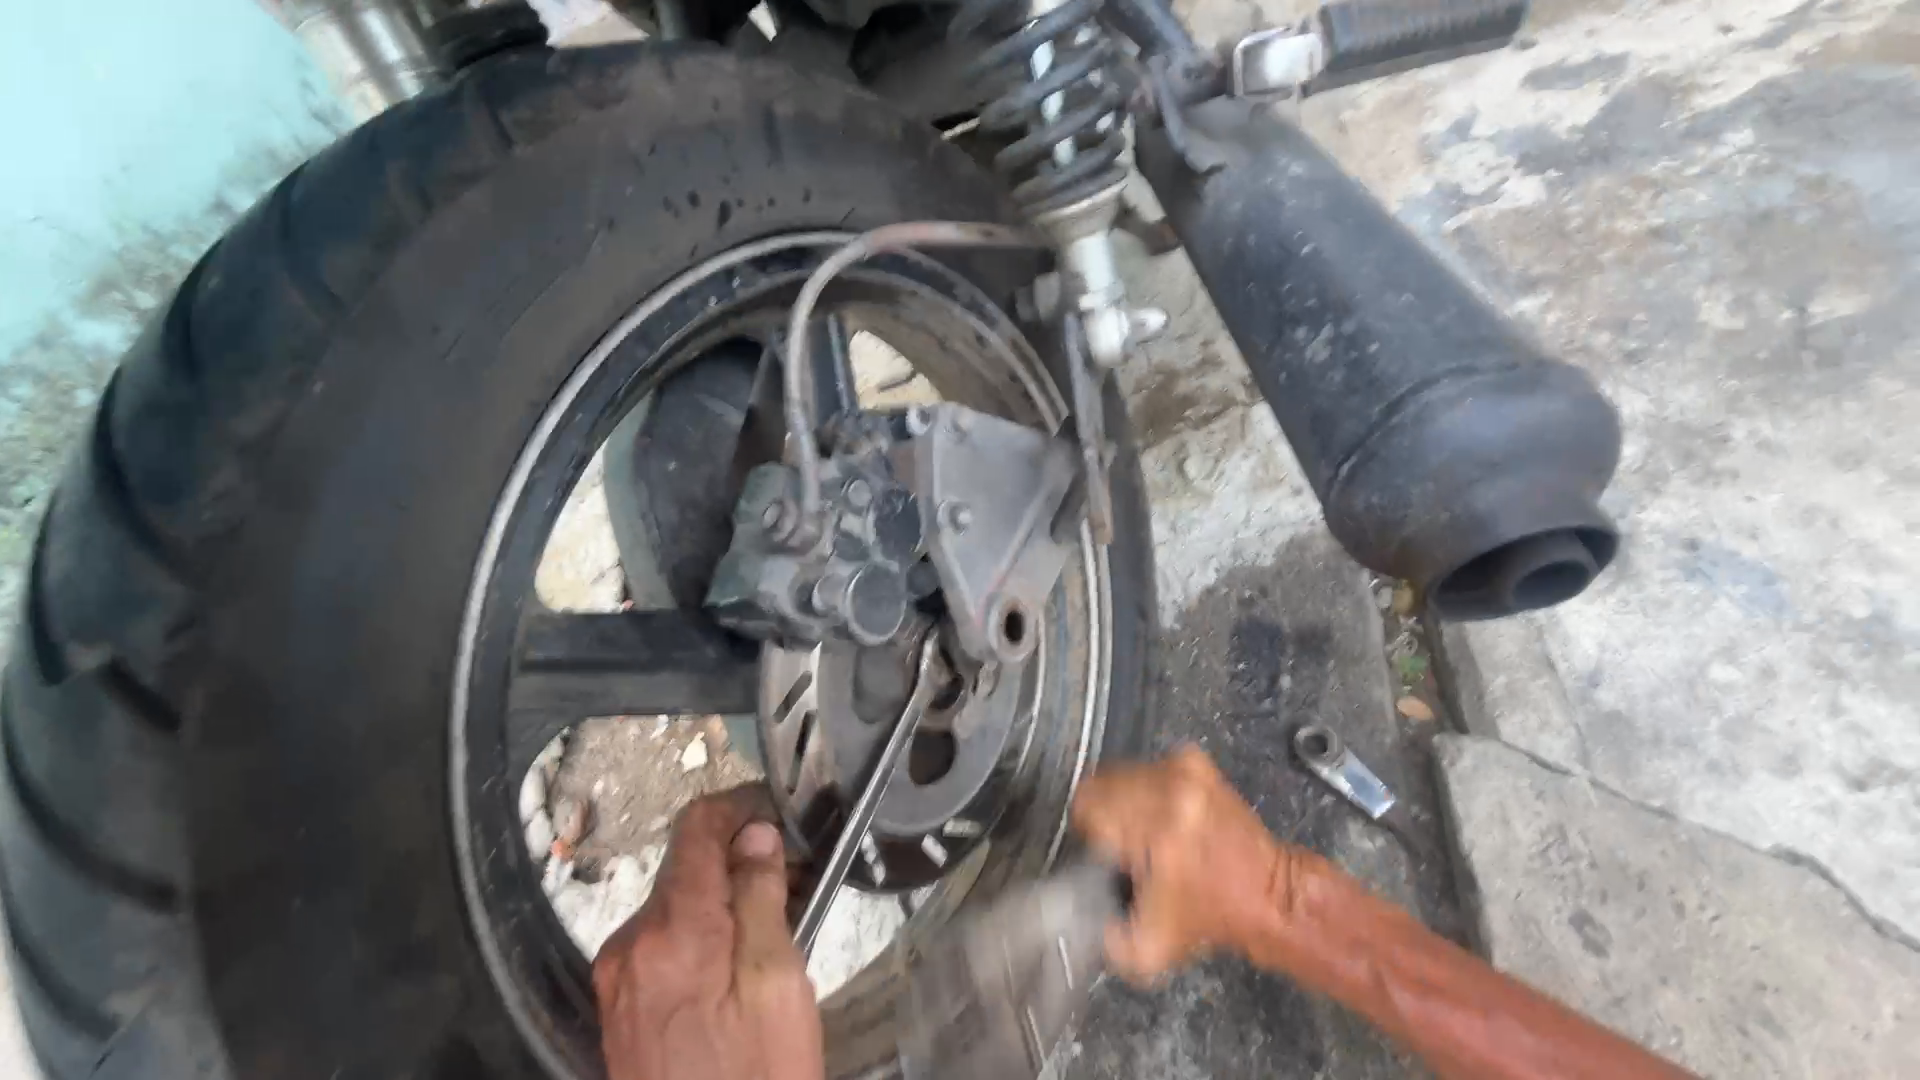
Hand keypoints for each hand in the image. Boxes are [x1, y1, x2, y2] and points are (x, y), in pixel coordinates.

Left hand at [593, 786, 823, 1079]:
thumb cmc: (758, 1075)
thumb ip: (762, 897)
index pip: (697, 827)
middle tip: (798, 874)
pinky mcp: (620, 1002)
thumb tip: (753, 831)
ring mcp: (619, 975)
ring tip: (780, 916)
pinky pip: (664, 937)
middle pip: (687, 862)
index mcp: (673, 930)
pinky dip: (705, 925)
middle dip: (741, 854)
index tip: (779, 812)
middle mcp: (631, 942)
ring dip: (727, 891)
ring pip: (678, 898)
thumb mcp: (777, 983)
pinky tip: (742, 954)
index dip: (740, 805)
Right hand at [1070, 745, 1282, 980]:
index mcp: (1158, 832)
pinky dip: (1143, 787)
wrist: (1272, 895)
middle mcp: (1171, 792)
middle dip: (1102, 812)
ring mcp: (1184, 771)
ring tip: (1140, 827)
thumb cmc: (1214, 915)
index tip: (1101, 850)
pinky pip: (1144, 766)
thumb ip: (1103, 930)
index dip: (1088, 831)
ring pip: (1119, 771)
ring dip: (1120, 798)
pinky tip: (1159, 812)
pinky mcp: (1194, 763)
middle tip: (1117, 840)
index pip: (1089, 805)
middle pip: (1100, 783)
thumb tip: (1076, 901)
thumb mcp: (1149, 945)